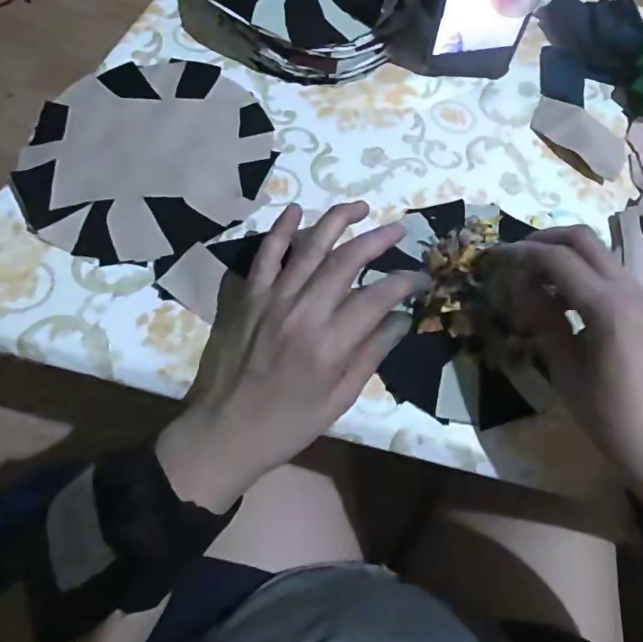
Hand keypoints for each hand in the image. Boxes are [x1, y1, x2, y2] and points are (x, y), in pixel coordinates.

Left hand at [155, 202, 426, 511]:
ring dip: (338, 220)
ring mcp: (272, 299)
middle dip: (378, 239)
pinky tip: (296, 209)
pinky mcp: (247, 296)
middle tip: (398, 229)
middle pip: (347, 260)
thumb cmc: (287, 424)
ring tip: (360, 207)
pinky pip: (266, 254)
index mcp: (329, 344)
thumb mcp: (339, 400)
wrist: (221, 434)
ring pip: (310, 247)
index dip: (405, 281)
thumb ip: (371, 354)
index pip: (378, 297)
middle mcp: (303, 312)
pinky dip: (281, 229)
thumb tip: (401, 319)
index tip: (420, 277)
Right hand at [496, 226, 642, 531]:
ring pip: (595, 252)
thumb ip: (543, 317)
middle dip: (542, 240)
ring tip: (529, 279)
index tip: (492, 256)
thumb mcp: (565, 368)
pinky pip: (605, 272)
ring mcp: (638, 295)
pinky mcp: (641, 307)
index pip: (556, 258)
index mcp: (607, 304)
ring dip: (561, 254)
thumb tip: (519, 284)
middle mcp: (626, 288)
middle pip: (580, 239)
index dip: (520, 253)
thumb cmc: (609, 415)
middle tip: (512, 257)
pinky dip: (578, 271)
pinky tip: (557, 298)